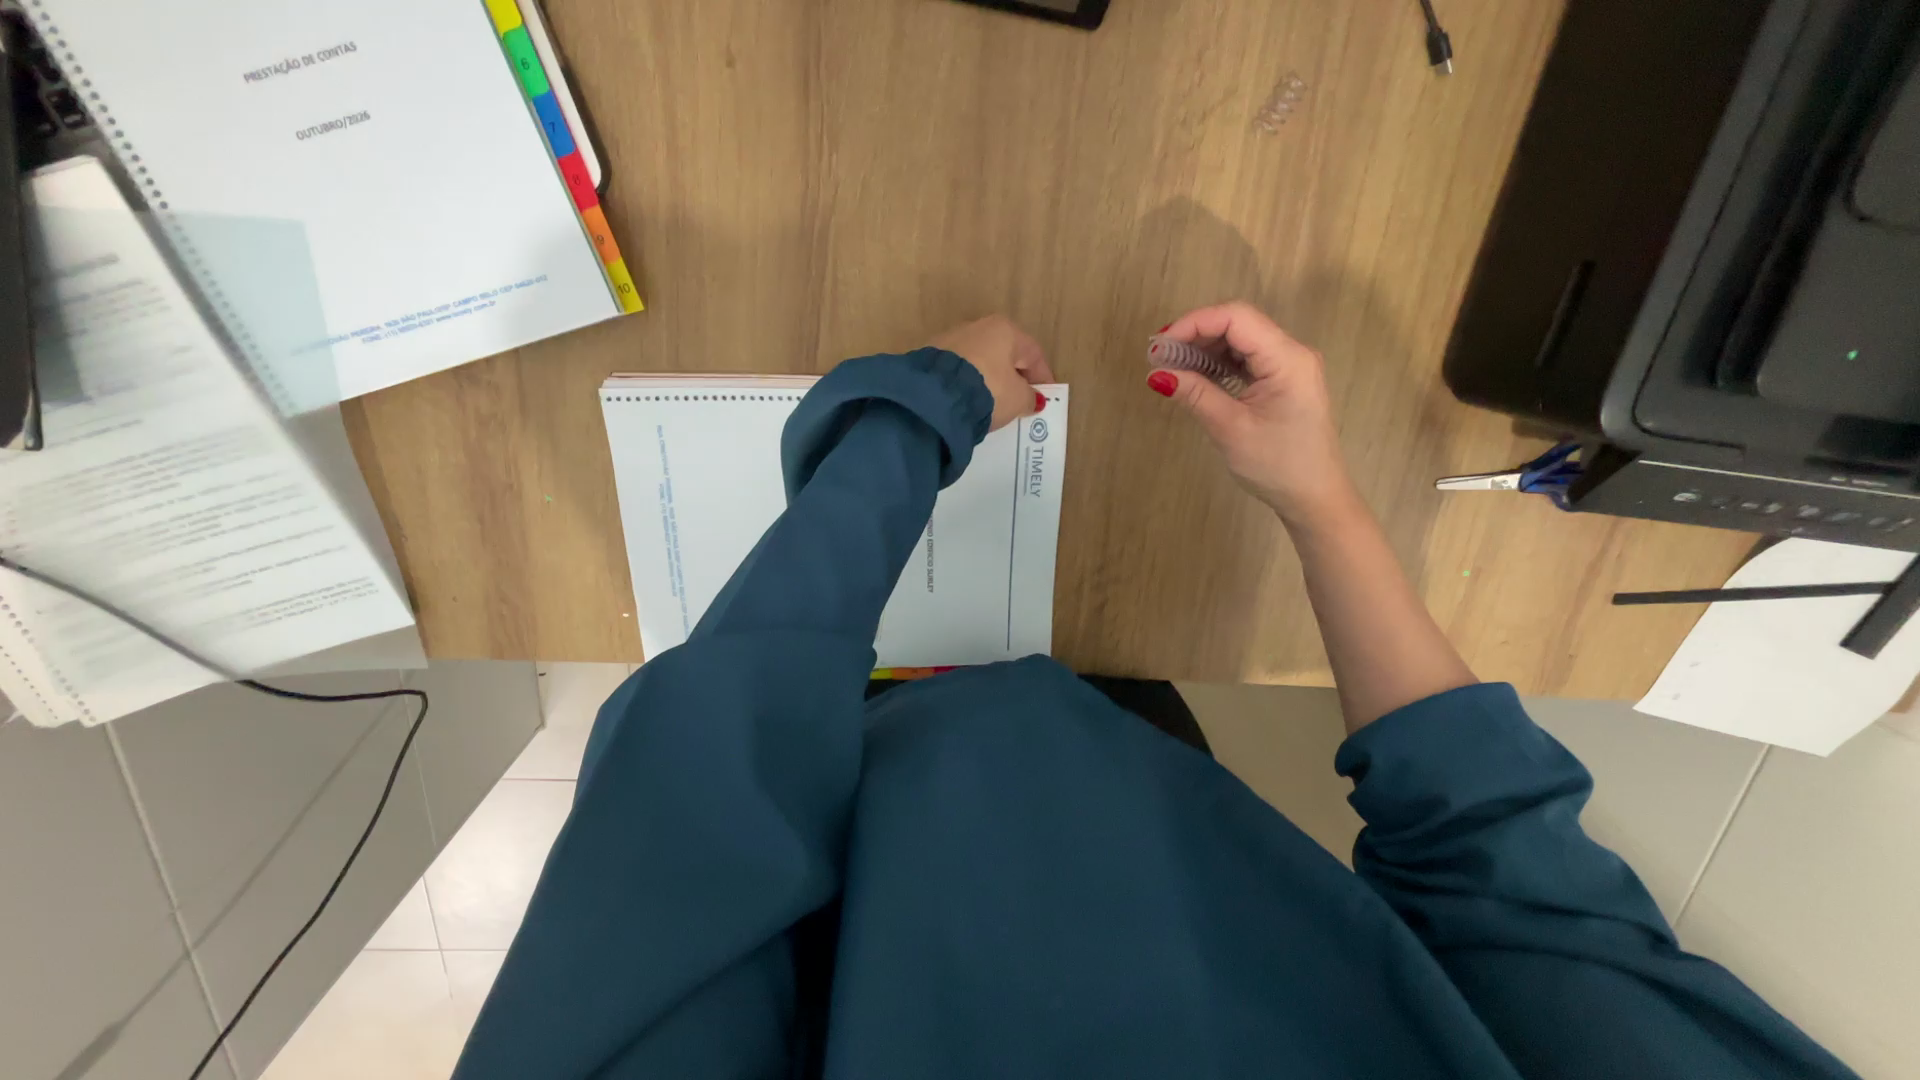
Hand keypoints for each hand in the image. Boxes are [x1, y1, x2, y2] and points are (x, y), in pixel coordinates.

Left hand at [929, 315, 1054, 430]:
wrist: (935, 397)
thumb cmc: (988, 391)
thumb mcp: (1017, 399)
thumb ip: (1030, 397)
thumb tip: (1032, 398)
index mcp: (1005, 330)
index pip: (1033, 354)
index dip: (1042, 377)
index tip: (1044, 397)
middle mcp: (978, 327)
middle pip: (1004, 354)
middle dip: (1014, 378)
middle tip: (1020, 401)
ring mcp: (951, 339)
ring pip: (980, 361)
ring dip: (989, 380)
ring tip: (993, 404)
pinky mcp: (930, 356)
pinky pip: (959, 371)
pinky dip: (968, 383)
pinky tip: (969, 401)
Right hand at [1147, 301, 1358, 527]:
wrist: (1314, 496)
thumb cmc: (1277, 465)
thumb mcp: (1231, 429)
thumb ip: (1196, 394)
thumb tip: (1157, 374)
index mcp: (1287, 359)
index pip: (1236, 318)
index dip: (1194, 323)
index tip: (1161, 346)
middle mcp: (1291, 353)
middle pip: (1238, 324)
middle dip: (1195, 335)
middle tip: (1159, 359)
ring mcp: (1288, 366)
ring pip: (1240, 340)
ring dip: (1204, 349)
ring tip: (1171, 368)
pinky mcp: (1281, 380)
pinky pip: (1246, 359)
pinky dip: (1218, 363)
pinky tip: (1195, 377)